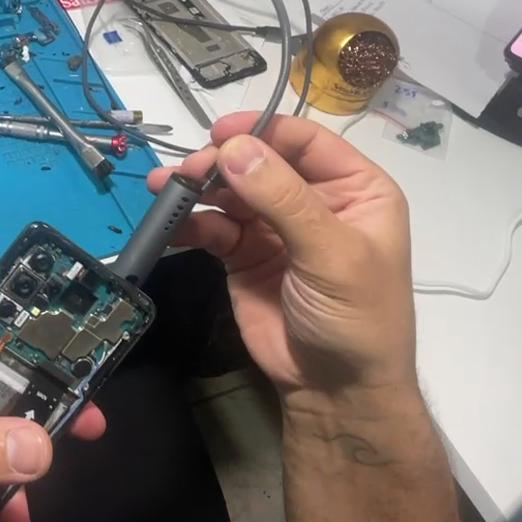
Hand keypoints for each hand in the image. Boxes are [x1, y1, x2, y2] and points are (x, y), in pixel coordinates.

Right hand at [147, 113, 415, 402]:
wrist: (334, 390)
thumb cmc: (357, 319)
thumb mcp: (331, 254)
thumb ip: (283, 199)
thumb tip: (233, 149)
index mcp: (353, 190)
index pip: (305, 142)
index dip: (263, 131)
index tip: (220, 133)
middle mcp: (311, 200)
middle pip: (257, 162)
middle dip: (220, 163)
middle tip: (187, 172)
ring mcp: (273, 226)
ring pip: (228, 191)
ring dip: (195, 188)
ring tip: (164, 188)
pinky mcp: (242, 253)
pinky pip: (211, 226)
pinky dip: (188, 223)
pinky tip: (171, 226)